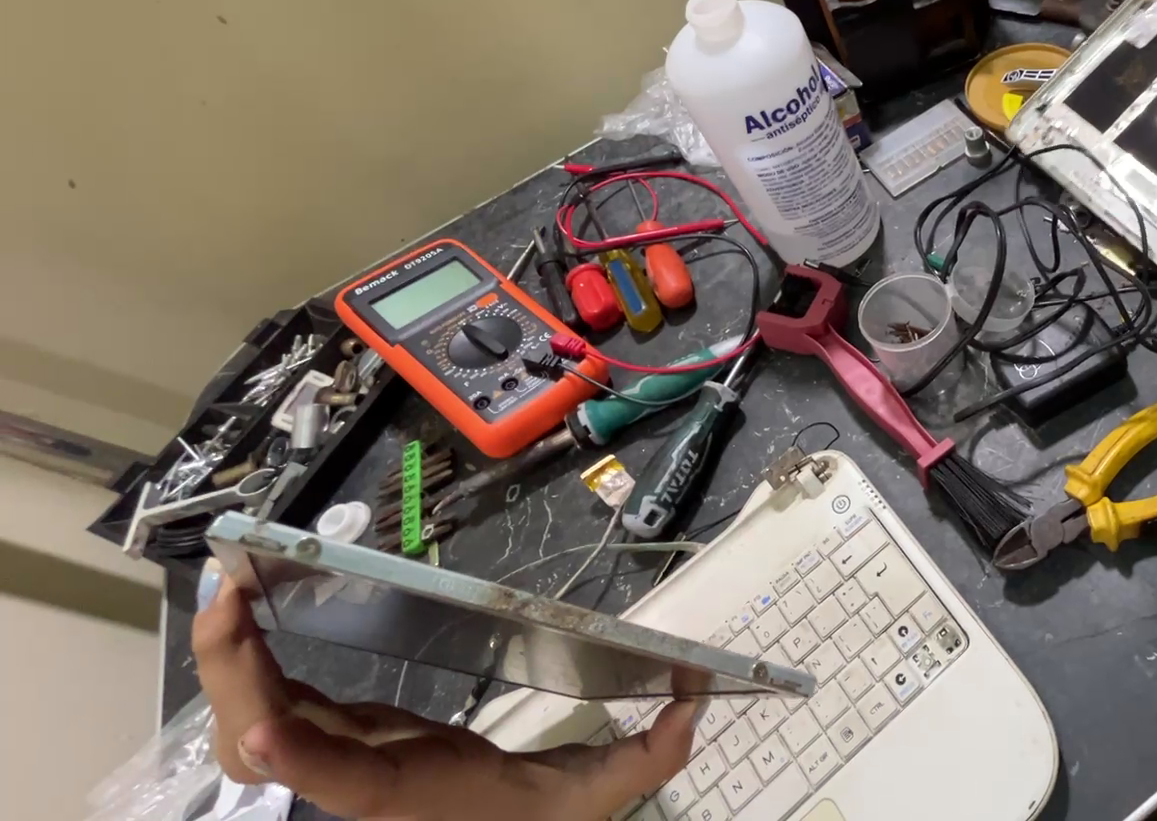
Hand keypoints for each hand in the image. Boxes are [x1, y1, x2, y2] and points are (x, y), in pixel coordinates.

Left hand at [192, 580, 697, 819]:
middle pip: (271, 739)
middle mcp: (357, 782)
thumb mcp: (592, 799)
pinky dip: (263, 664)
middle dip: (240, 673)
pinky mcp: (350, 739)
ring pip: (262, 718)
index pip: (347, 783)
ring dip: (238, 660)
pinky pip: (289, 703)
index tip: (260, 730)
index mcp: (409, 795)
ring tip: (235, 588)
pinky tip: (259, 621)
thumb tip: (694, 704)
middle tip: (231, 594)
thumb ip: (648, 759)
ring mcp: (345, 759)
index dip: (303, 758)